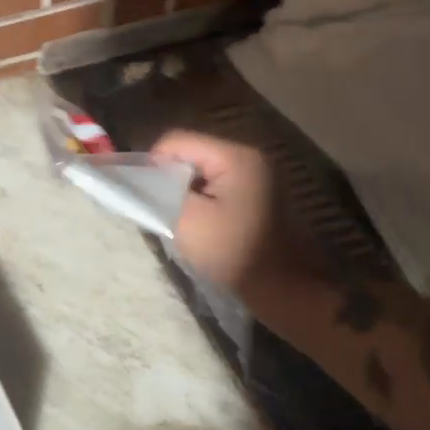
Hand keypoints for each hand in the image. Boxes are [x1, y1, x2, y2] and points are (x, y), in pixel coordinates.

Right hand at [150, 130, 299, 294]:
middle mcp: (248, 157)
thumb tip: (143, 178)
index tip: (145, 195)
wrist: (286, 289)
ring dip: (184, 191)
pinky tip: (198, 224)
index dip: (153, 163)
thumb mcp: (187, 220)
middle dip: (169, 178)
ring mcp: (256, 177)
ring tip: (176, 218)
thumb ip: (160, 191)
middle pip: (190, 153)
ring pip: (201, 171)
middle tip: (158, 208)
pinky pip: (216, 185)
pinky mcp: (257, 195)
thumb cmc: (235, 251)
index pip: (176, 141)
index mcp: (234, 156)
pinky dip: (200, 200)